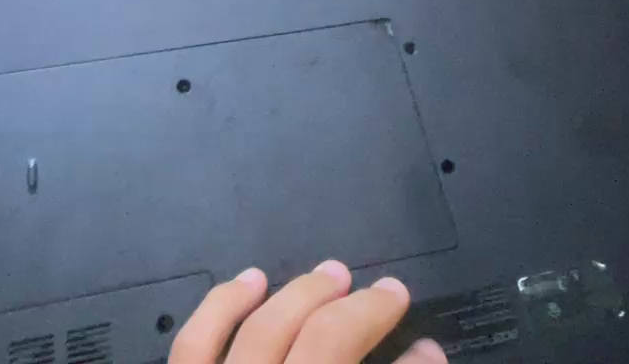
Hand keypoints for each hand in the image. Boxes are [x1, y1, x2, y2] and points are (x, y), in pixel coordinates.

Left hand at [169, 260, 444, 363]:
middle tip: (392, 293)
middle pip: (325, 346)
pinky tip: (252, 279)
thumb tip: (422, 359)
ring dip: (305, 296)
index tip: (432, 348)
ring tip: (335, 272)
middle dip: (365, 312)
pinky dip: (224, 305)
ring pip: (265, 333)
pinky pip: (196, 344)